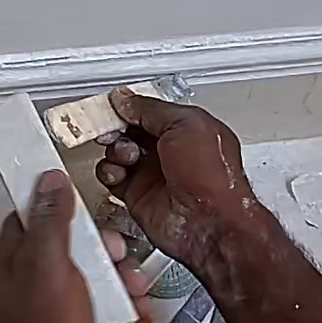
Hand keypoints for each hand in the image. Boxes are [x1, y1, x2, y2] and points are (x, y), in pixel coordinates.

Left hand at [0, 170, 139, 322]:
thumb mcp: (49, 264)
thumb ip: (50, 221)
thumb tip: (49, 178)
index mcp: (13, 258)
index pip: (30, 216)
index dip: (56, 205)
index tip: (84, 201)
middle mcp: (31, 277)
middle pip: (70, 242)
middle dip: (101, 244)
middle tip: (119, 250)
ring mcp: (56, 302)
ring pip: (94, 271)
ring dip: (120, 274)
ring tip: (135, 284)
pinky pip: (106, 301)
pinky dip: (124, 302)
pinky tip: (138, 308)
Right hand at [95, 90, 260, 272]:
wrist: (209, 223)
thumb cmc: (213, 178)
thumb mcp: (185, 125)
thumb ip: (151, 110)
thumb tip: (126, 99)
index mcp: (186, 130)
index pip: (150, 111)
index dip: (131, 107)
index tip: (114, 105)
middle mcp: (169, 151)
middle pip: (130, 131)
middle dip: (117, 128)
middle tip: (111, 130)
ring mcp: (152, 173)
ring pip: (117, 153)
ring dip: (114, 151)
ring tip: (126, 157)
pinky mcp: (137, 194)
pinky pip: (111, 177)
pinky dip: (108, 172)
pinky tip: (117, 173)